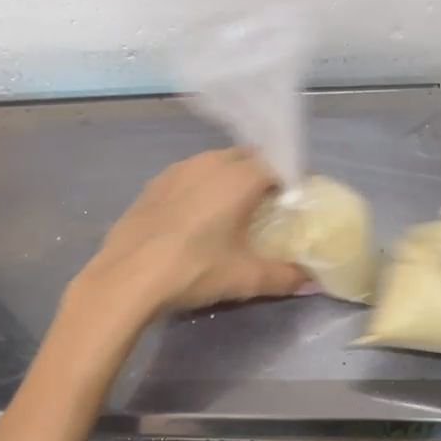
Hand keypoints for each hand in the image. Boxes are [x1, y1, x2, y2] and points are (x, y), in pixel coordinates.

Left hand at [69, 148, 306, 321]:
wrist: (128, 276)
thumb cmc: (195, 270)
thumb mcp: (245, 278)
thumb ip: (284, 277)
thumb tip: (312, 283)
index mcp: (239, 177)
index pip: (277, 165)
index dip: (289, 182)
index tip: (293, 204)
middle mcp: (209, 163)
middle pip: (245, 157)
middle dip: (260, 175)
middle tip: (265, 208)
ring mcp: (177, 170)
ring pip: (213, 163)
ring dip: (227, 178)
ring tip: (229, 211)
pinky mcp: (153, 185)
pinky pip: (187, 176)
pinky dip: (198, 188)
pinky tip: (193, 218)